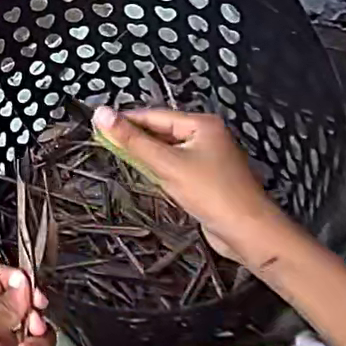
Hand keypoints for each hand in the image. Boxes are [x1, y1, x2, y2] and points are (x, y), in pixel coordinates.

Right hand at [93, 105, 304, 267]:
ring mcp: (207, 156)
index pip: (152, 115)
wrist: (248, 232)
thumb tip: (101, 113)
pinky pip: (174, 164)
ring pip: (165, 148)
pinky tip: (148, 176)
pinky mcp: (205, 176)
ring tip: (122, 161)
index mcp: (201, 123)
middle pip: (159, 130)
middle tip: (105, 146)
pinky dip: (159, 168)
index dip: (124, 121)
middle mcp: (206, 135)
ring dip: (146, 155)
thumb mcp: (165, 163)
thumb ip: (131, 139)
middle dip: (135, 139)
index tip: (96, 127)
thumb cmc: (212, 194)